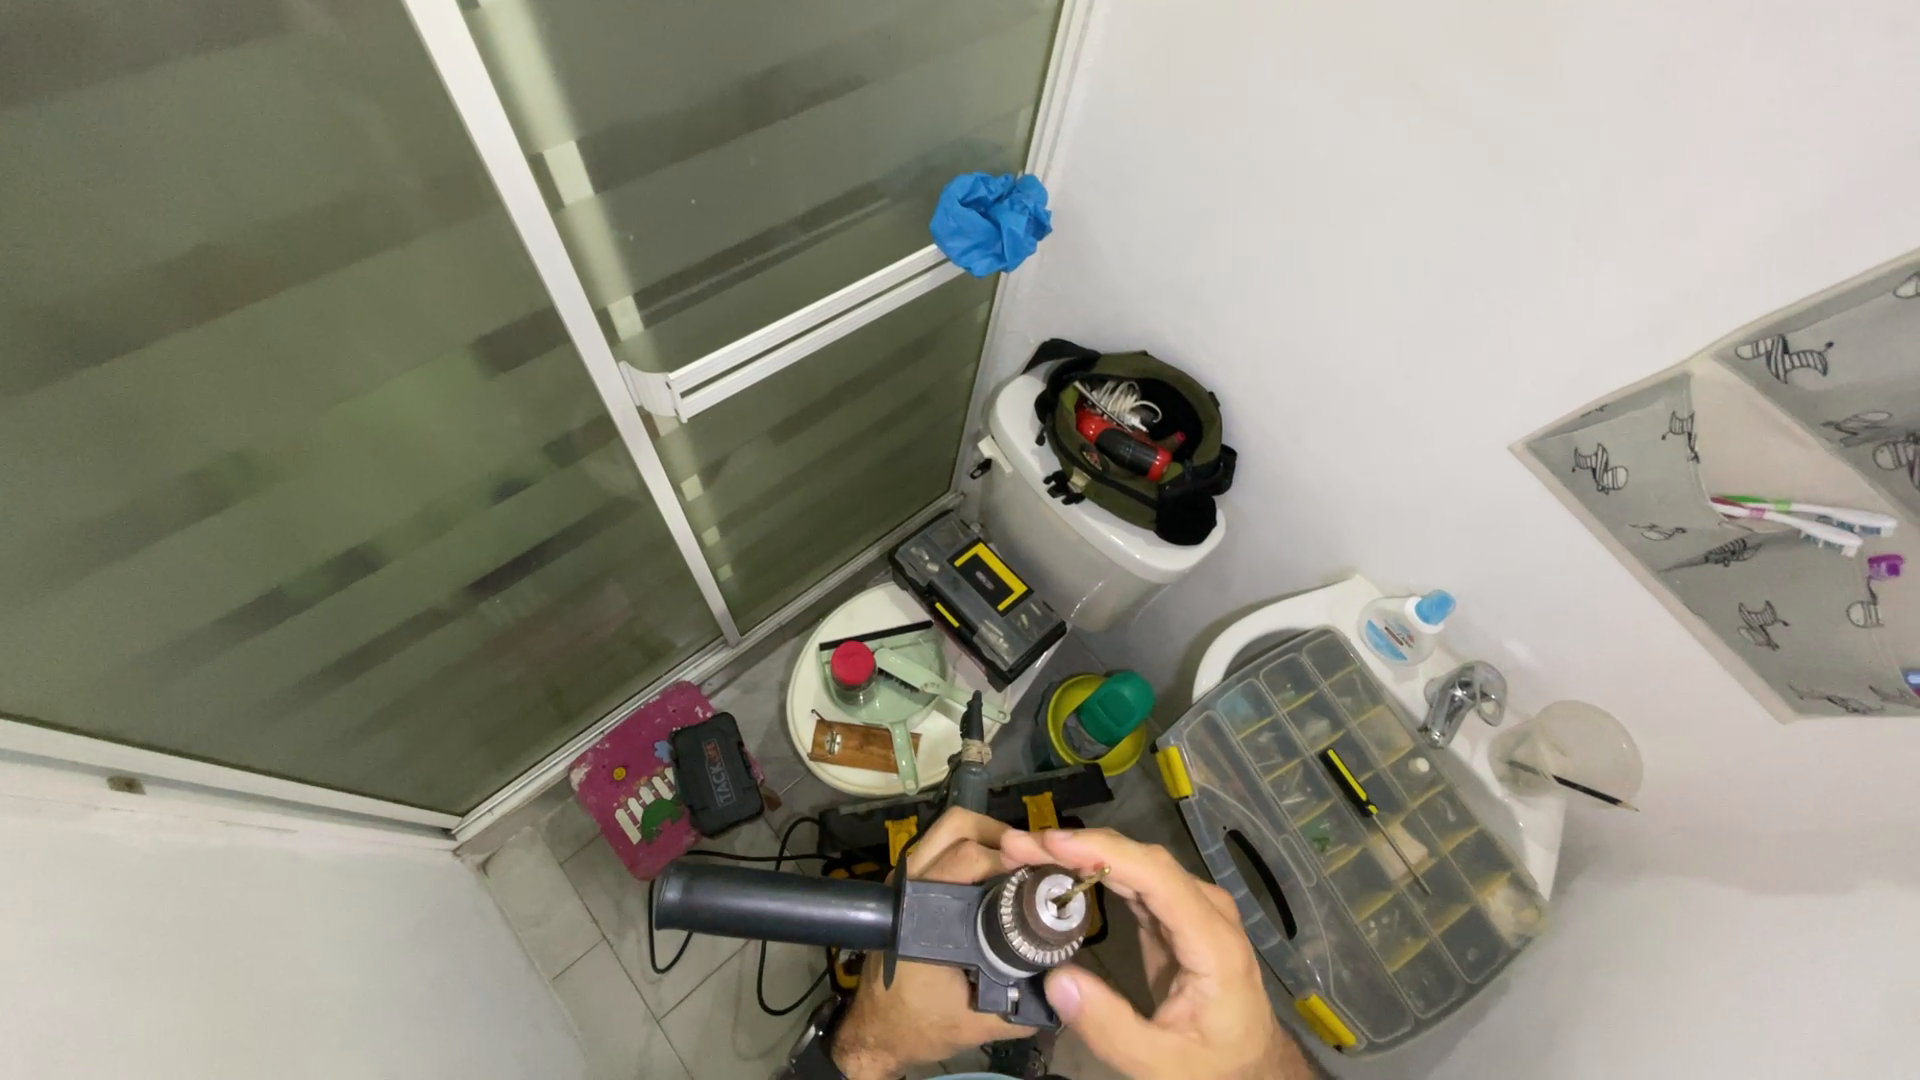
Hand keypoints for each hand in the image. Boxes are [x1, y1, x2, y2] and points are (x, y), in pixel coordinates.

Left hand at [830, 809, 1034, 1079]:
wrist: (876, 1031)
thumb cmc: (917, 1024)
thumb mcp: (972, 1021)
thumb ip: (1016, 1005)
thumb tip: (1059, 978)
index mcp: (919, 913)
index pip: (965, 859)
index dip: (1006, 858)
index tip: (1037, 872)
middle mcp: (908, 883)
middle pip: (956, 826)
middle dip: (999, 834)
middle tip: (1030, 859)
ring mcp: (904, 877)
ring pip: (948, 828)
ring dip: (987, 835)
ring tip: (1018, 861)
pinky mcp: (908, 881)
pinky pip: (942, 843)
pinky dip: (973, 845)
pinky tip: (997, 870)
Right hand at [999, 828, 1313, 1079]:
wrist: (1251, 1067)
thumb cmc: (1213, 1065)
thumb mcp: (1162, 1064)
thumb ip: (1110, 1026)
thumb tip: (1055, 977)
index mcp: (1212, 940)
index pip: (1156, 875)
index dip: (1103, 851)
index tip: (1053, 842)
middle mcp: (1205, 908)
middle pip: (1139, 860)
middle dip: (1076, 847)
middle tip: (1019, 847)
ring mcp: (1190, 904)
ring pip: (1131, 862)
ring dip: (1078, 852)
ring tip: (1027, 851)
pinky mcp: (1172, 909)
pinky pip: (1130, 877)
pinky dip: (1090, 867)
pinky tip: (1056, 866)